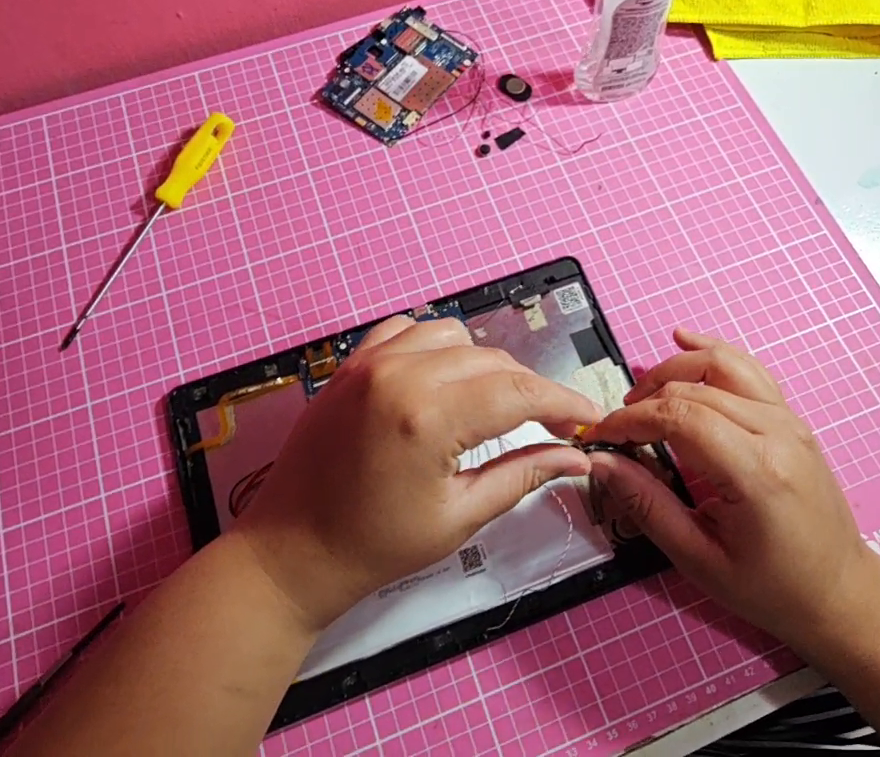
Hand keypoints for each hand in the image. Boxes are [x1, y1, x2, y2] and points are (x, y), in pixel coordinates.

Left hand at [230, 315, 602, 631]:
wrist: (292, 550)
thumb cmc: (372, 545)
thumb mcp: (458, 518)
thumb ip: (522, 476)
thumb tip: (575, 458)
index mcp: (427, 418)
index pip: (519, 392)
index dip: (563, 403)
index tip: (587, 420)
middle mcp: (399, 375)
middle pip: (494, 362)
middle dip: (530, 391)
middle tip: (550, 426)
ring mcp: (370, 362)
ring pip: (456, 336)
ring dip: (485, 366)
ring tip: (492, 408)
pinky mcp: (352, 362)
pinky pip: (410, 329)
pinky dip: (437, 347)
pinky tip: (443, 380)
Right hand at [581, 328, 879, 648]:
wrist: (842, 594)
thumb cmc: (774, 589)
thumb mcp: (700, 560)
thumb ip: (647, 506)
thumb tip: (602, 463)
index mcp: (757, 472)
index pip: (678, 417)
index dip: (630, 420)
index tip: (601, 436)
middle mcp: (777, 433)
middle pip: (693, 389)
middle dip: (643, 401)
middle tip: (615, 432)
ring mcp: (788, 420)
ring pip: (719, 364)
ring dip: (671, 371)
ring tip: (640, 396)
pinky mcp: (790, 418)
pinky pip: (747, 368)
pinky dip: (710, 351)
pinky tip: (683, 340)